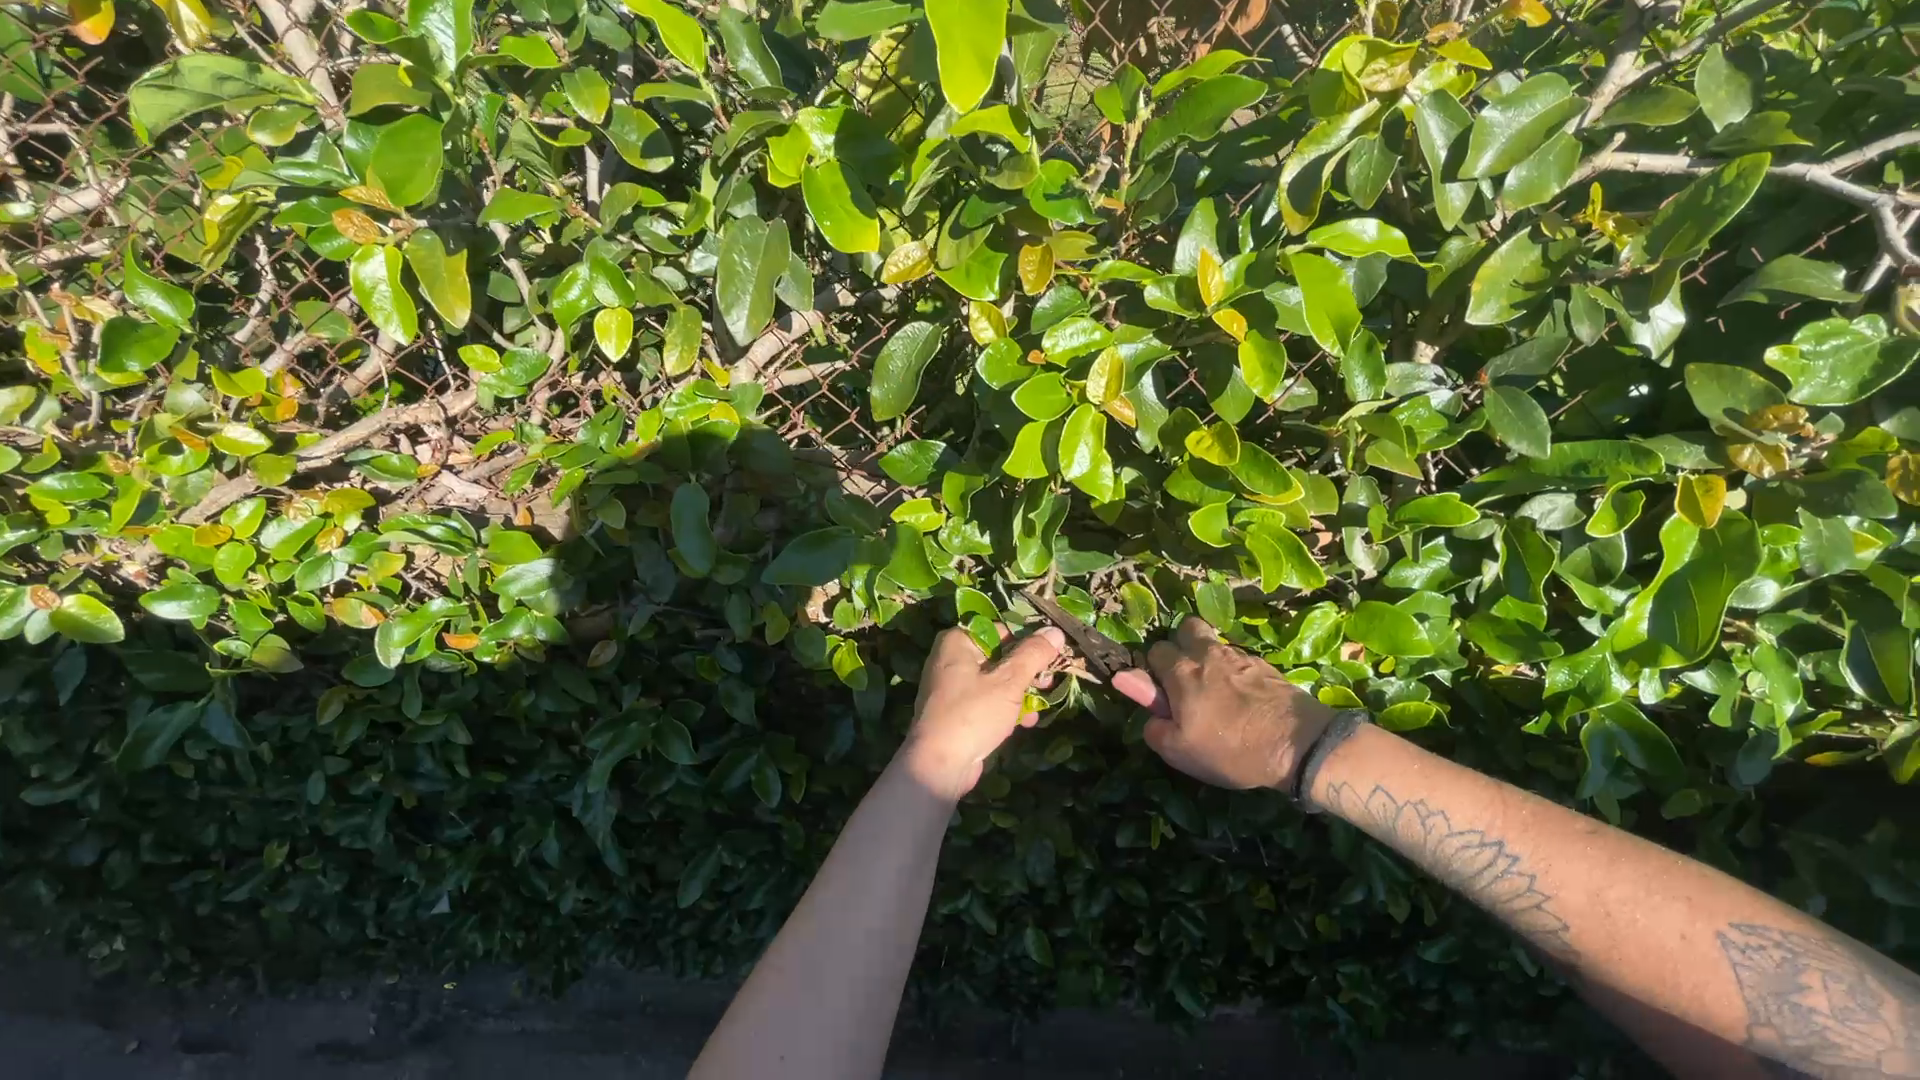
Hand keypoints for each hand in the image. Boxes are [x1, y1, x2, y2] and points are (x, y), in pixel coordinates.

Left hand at [899, 625, 1064, 800]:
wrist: (939, 765)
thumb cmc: (973, 714)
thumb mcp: (1009, 681)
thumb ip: (1033, 655)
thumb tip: (1056, 631)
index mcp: (957, 641)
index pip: (1002, 631)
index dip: (1029, 643)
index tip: (1051, 657)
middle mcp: (951, 659)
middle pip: (1000, 656)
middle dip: (1027, 673)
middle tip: (1048, 684)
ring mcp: (953, 687)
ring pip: (996, 681)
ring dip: (1020, 694)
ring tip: (1039, 707)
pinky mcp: (958, 712)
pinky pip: (988, 701)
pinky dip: (1006, 709)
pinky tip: (1025, 723)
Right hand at [1111, 617, 1334, 790]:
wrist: (1298, 744)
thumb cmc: (1230, 748)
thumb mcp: (1179, 751)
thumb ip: (1154, 728)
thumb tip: (1152, 714)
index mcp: (1182, 671)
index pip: (1155, 650)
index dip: (1155, 670)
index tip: (1162, 692)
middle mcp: (1209, 654)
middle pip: (1187, 627)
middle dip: (1181, 645)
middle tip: (1186, 678)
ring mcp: (1241, 657)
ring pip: (1215, 644)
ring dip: (1210, 660)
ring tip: (1218, 693)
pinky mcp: (1266, 666)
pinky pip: (1240, 660)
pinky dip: (1236, 673)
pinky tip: (1244, 699)